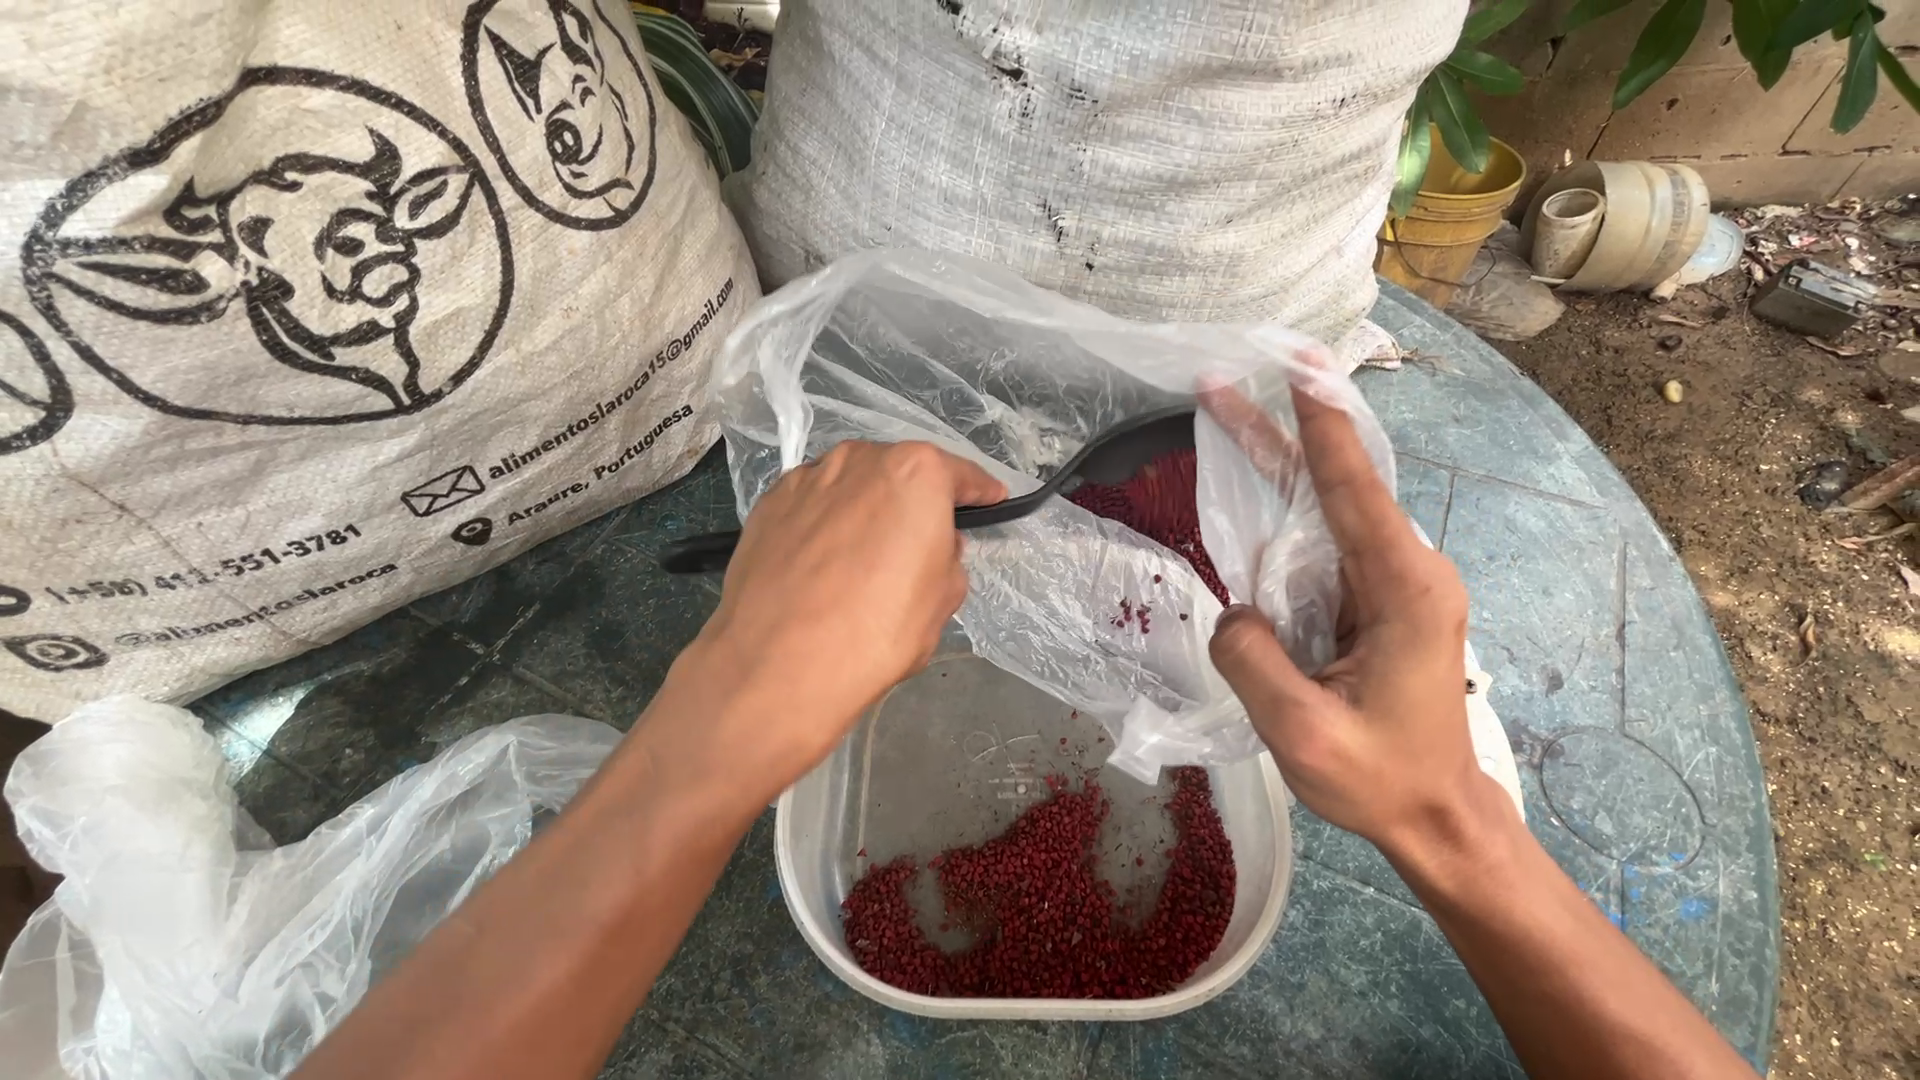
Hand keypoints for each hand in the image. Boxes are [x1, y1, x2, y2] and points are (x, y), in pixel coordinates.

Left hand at [679, 441, 1005, 794]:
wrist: (780, 665)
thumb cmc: (878, 631)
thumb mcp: (944, 598)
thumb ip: (948, 556)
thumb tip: (933, 545)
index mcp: (915, 473)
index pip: (961, 475)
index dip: (980, 493)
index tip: (992, 502)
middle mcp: (859, 460)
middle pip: (900, 473)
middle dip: (915, 501)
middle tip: (921, 540)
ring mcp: (807, 479)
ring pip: (852, 487)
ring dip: (867, 509)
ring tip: (865, 554)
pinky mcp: (767, 506)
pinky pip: (813, 507)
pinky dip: (826, 524)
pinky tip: (824, 563)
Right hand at [1204, 385, 1498, 855]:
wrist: (1437, 814)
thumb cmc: (1380, 777)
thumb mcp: (1301, 731)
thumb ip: (1252, 658)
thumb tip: (1233, 609)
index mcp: (1405, 591)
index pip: (1355, 490)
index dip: (1323, 425)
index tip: (1300, 366)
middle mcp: (1407, 571)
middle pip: (1336, 483)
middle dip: (1280, 427)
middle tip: (1223, 381)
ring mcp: (1393, 581)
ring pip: (1326, 505)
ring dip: (1275, 460)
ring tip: (1224, 413)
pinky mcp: (1374, 596)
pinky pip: (1323, 539)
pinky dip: (1283, 506)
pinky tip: (1248, 488)